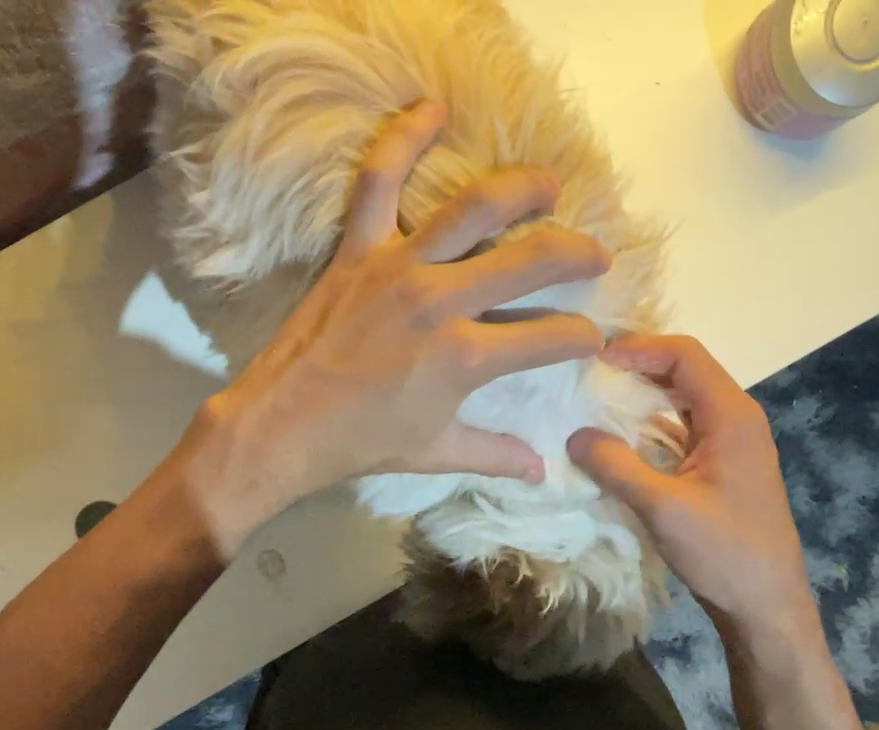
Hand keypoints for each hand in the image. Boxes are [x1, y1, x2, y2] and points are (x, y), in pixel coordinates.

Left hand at [174, 101, 610, 551]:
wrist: (283, 426)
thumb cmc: (361, 443)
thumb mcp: (435, 453)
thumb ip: (494, 455)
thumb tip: (541, 470)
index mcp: (465, 359)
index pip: (549, 338)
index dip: (581, 338)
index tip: (592, 339)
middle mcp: (441, 302)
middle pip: (530, 260)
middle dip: (576, 255)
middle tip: (596, 256)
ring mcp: (399, 268)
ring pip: (473, 207)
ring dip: (522, 188)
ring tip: (550, 184)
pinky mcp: (358, 250)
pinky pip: (380, 181)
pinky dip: (403, 138)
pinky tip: (432, 109)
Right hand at [566, 335, 818, 646]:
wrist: (766, 603)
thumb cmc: (723, 551)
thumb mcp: (663, 508)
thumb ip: (617, 466)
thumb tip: (574, 435)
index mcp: (731, 416)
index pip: (685, 356)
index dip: (639, 349)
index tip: (592, 360)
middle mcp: (735, 420)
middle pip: (684, 373)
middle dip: (636, 369)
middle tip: (585, 377)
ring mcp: (730, 446)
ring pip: (682, 404)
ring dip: (641, 400)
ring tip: (593, 404)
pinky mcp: (721, 470)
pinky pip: (682, 433)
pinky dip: (649, 429)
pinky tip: (617, 444)